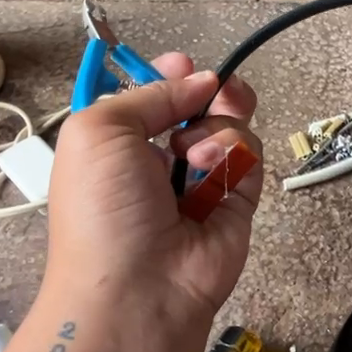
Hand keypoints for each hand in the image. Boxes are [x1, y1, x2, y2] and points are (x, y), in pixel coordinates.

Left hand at [44, 52, 261, 325]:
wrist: (138, 285)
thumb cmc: (103, 207)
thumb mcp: (99, 131)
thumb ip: (150, 94)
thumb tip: (202, 79)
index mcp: (121, 142)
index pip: (155, 97)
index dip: (171, 77)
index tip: (184, 66)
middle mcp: (163, 158)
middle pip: (204, 106)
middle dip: (214, 91)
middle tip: (220, 91)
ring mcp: (204, 180)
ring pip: (232, 127)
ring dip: (217, 130)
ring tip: (196, 156)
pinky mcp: (239, 201)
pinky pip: (251, 159)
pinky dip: (238, 156)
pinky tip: (214, 172)